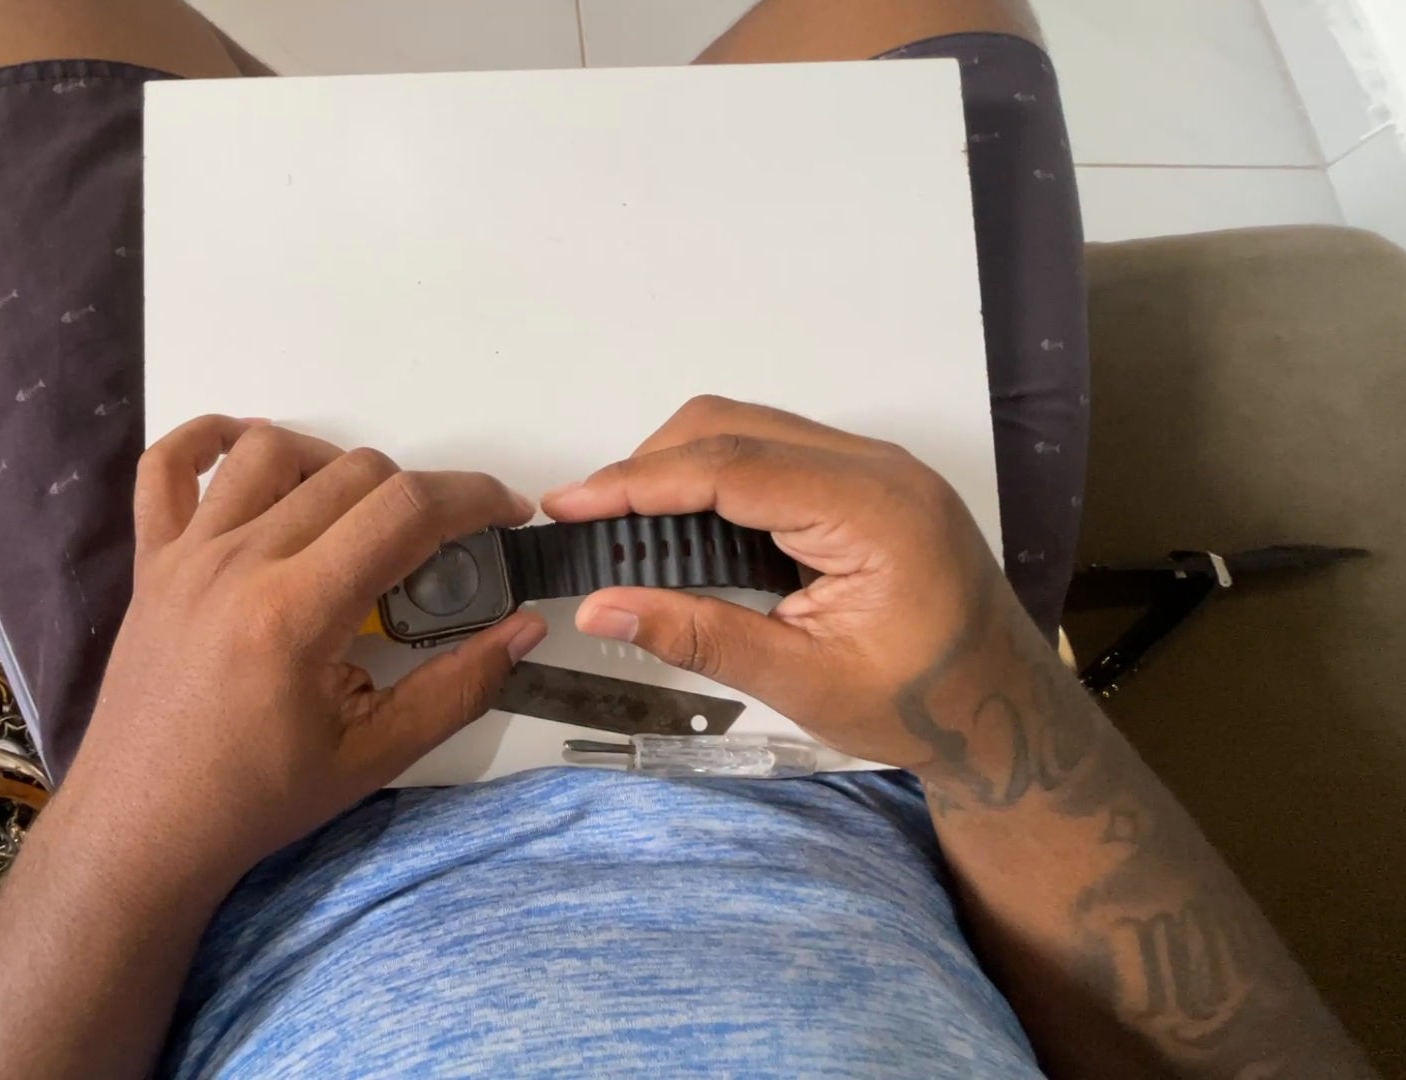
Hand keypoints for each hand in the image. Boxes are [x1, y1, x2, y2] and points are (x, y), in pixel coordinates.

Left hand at [69, 416, 546, 872]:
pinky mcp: (153, 561)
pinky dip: (211, 439)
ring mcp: (187, 554)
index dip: (474, 498)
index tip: (507, 513)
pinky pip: (166, 466)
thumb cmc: (257, 799)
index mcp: (297, 611)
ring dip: (334, 462)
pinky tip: (251, 452)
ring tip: (359, 511)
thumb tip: (524, 629)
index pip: (405, 511)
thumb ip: (460, 687)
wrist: (143, 829)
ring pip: (270, 450)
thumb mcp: (376, 755)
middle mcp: (239, 562)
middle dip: (420, 494)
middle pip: (353, 473)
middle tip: (438, 546)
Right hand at [541, 395, 1043, 774]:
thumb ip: (697, 635)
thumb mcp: (801, 683)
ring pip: (743, 425)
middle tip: (591, 519)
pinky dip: (706, 474)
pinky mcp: (857, 479)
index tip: (567, 504)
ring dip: (673, 464)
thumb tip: (597, 606)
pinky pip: (763, 448)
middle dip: (647, 466)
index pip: (728, 467)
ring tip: (624, 519)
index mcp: (870, 512)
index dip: (636, 481)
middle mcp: (873, 467)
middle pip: (729, 424)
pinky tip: (680, 517)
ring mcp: (869, 466)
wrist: (1007, 711)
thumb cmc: (919, 707)